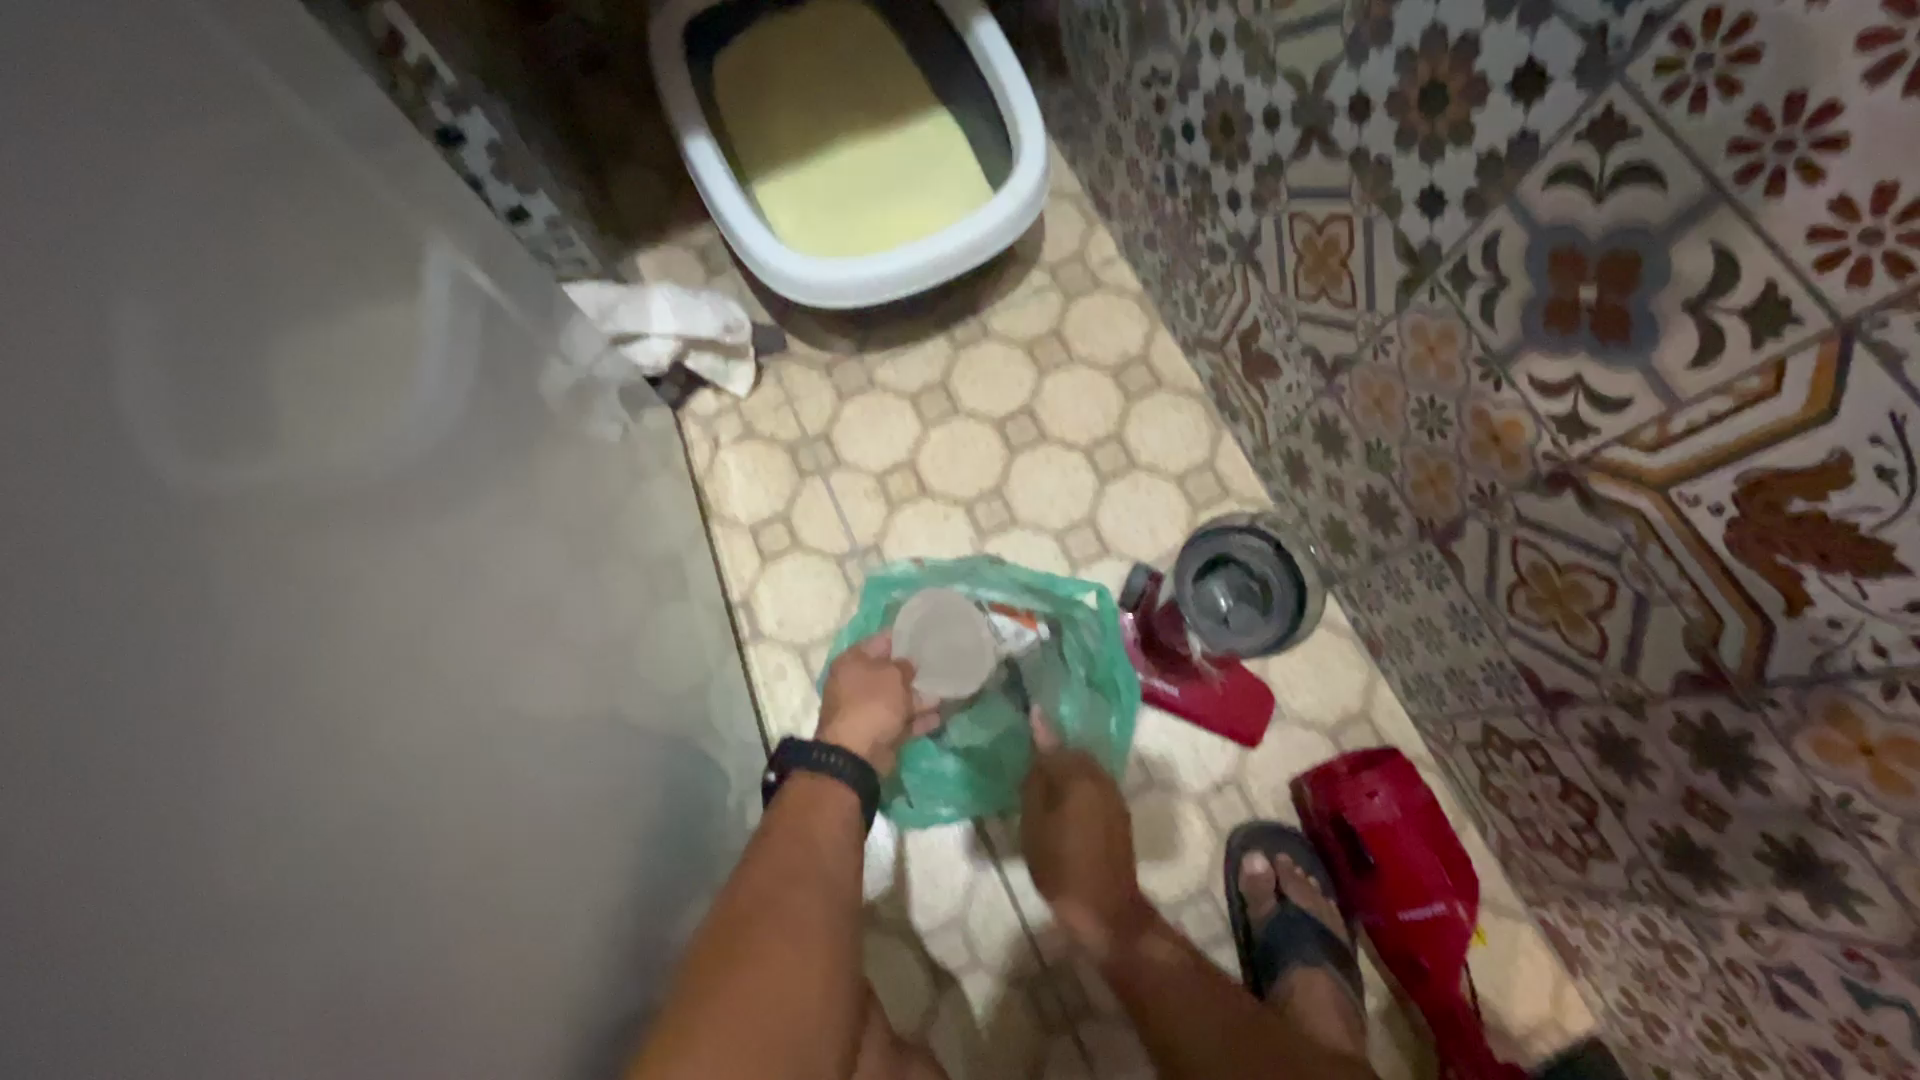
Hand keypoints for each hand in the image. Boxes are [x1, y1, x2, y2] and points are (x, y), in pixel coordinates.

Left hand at [815, 633, 937, 775]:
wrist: (856, 754)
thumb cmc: (872, 703)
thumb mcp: (893, 675)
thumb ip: (905, 665)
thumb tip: (909, 666)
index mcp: (852, 662)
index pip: (881, 641)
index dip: (904, 637)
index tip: (927, 635)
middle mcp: (855, 683)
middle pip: (889, 671)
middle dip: (914, 670)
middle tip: (941, 663)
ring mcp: (866, 709)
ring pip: (897, 698)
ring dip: (919, 697)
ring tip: (947, 691)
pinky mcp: (878, 732)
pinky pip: (901, 720)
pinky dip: (918, 719)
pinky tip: (939, 716)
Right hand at [1020, 710, 1151, 959]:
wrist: (1104, 908)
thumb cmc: (1060, 866)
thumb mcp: (1034, 823)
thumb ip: (1036, 780)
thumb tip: (1037, 746)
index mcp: (1078, 776)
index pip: (1054, 741)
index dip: (1039, 728)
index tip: (1029, 708)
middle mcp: (1100, 777)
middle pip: (1073, 752)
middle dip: (1054, 748)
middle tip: (1029, 749)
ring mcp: (1113, 795)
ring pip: (1086, 768)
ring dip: (1067, 766)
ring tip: (1044, 773)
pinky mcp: (1119, 812)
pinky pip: (1094, 784)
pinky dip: (1078, 783)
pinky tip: (1063, 795)